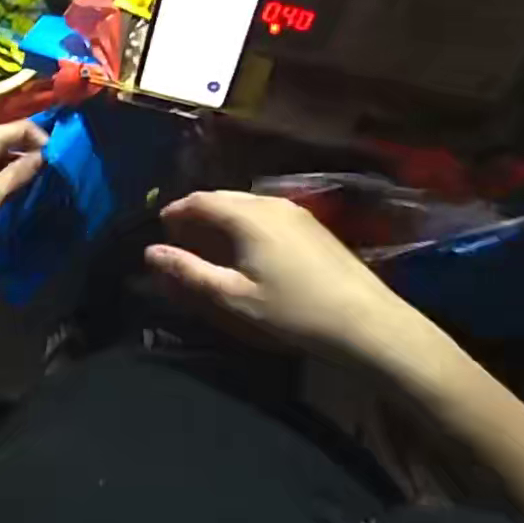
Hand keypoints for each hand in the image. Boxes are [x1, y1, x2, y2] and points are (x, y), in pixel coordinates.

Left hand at [0, 121, 48, 262]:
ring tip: (37, 185)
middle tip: (52, 174)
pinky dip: (6, 175)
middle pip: (10, 139)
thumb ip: (19, 174)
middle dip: (33, 151)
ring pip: (1, 155)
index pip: (19, 126)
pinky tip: (13, 192)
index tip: (57, 160)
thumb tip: (44, 156)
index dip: (42, 137)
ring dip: (20, 165)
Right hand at [145, 191, 414, 351]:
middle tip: (182, 241)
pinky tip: (247, 249)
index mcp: (246, 216)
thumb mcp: (234, 297)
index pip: (198, 201)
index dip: (175, 213)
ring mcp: (294, 211)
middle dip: (196, 214)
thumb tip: (151, 252)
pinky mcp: (311, 224)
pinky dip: (244, 222)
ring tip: (211, 246)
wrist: (372, 325)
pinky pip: (264, 212)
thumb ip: (189, 271)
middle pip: (220, 198)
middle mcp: (268, 203)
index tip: (161, 231)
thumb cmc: (295, 312)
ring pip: (243, 204)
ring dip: (220, 218)